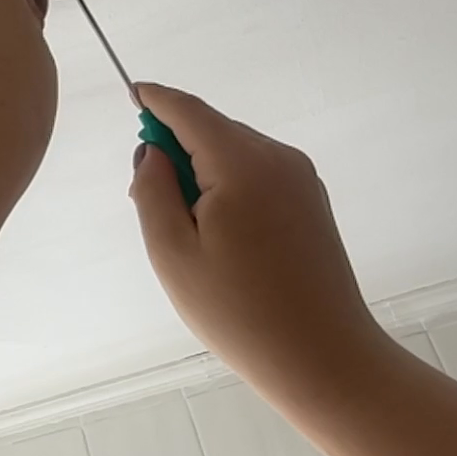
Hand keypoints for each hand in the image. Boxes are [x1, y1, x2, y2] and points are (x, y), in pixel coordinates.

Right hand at [128, 84, 391, 392]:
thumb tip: (154, 151)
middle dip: (175, 146)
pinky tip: (219, 232)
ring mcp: (301, 179)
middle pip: (213, 129)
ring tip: (184, 227)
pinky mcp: (311, 201)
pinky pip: (257, 172)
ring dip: (201, 167)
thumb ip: (153, 190)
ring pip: (234, 151)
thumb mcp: (172, 253)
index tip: (131, 94)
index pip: (189, 111)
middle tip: (146, 196)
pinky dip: (227, 182)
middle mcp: (277, 158)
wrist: (325, 361)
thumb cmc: (238, 312)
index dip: (155, 100)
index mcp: (242, 164)